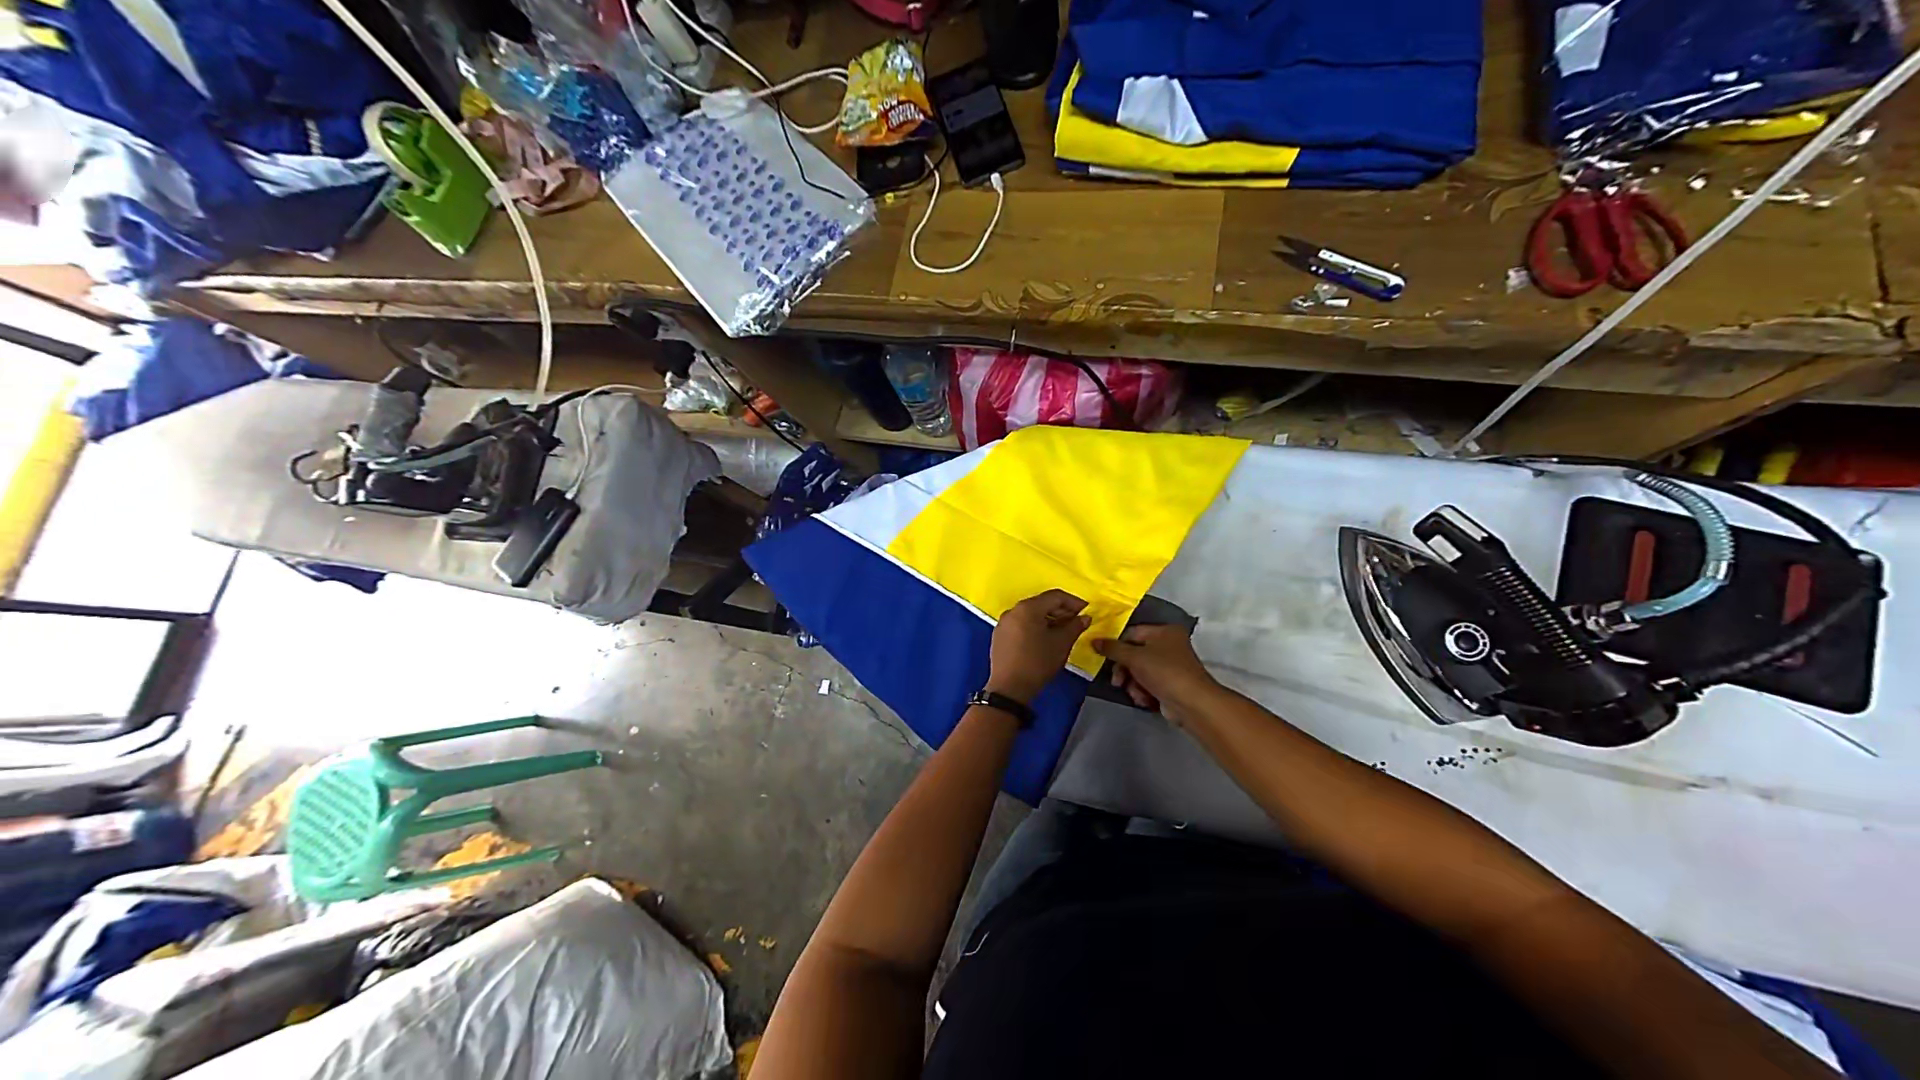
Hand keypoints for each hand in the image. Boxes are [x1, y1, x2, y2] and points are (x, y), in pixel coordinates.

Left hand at [986, 590, 1091, 703]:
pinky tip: (1045, 639)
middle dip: (1061, 611)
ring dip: (1049, 619)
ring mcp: (1004, 623)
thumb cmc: (1038, 663)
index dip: (1074, 602)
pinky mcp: (1000, 636)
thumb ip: (1074, 626)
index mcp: (1027, 608)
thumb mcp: (1061, 644)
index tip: (1086, 611)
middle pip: (1041, 603)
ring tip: (1063, 631)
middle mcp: (1013, 611)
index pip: (1055, 596)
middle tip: (1077, 622)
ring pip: (1031, 614)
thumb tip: (1084, 618)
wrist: (1010, 688)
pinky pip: (1021, 624)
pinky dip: (1035, 627)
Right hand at [1091, 624, 1219, 724]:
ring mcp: (1170, 665)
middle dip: (1124, 670)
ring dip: (1133, 683)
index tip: (1102, 657)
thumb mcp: (1134, 657)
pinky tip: (1144, 699)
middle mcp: (1169, 645)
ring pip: (1139, 671)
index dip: (1115, 645)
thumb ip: (1112, 648)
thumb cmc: (1164, 672)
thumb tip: (1093, 640)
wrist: (1192, 703)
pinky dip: (1143, 691)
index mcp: (1164, 631)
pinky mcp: (1170, 684)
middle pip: (1134, 654)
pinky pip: (1148, 683)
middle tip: (1117, 682)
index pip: (1132, 633)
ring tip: (1136, 694)